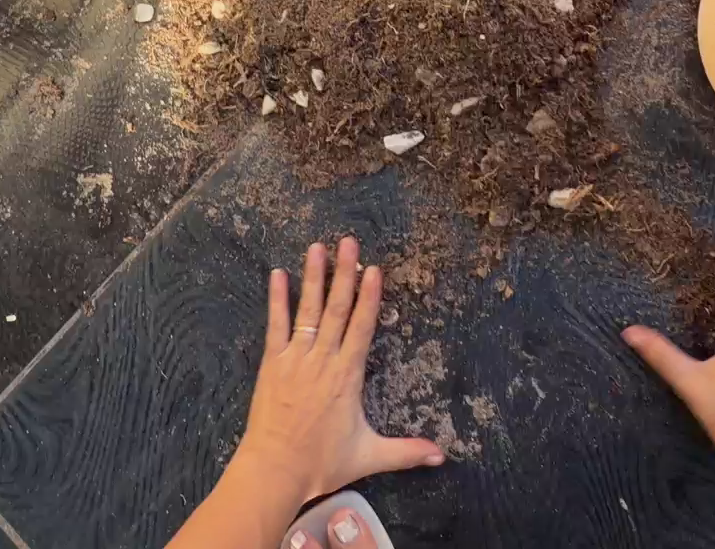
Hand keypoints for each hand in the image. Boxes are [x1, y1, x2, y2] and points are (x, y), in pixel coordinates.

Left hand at [233, 238, 445, 503]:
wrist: (275, 471)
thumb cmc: (322, 463)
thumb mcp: (369, 456)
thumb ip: (406, 451)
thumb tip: (441, 456)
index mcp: (347, 375)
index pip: (362, 327)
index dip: (369, 296)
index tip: (375, 268)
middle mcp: (324, 358)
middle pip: (337, 308)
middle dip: (344, 273)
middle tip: (348, 242)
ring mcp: (296, 357)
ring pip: (308, 309)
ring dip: (313, 276)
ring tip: (317, 247)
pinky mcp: (273, 361)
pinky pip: (276, 324)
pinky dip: (277, 299)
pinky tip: (278, 274)